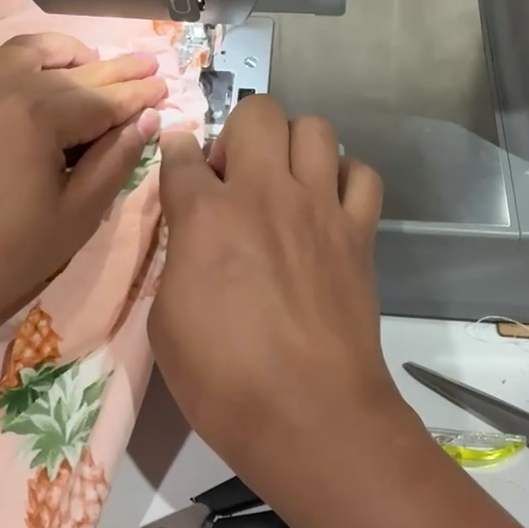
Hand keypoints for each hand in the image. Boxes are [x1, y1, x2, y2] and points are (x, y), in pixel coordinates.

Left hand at [0, 33, 167, 365]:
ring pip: (29, 54)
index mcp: (37, 114)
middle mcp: (4, 88)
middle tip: (150, 64)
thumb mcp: (78, 214)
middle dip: (115, 71)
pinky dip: (29, 62)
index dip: (138, 95)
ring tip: (97, 64)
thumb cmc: (11, 257)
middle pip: (72, 72)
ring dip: (68, 56)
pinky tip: (47, 77)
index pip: (103, 98)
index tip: (167, 85)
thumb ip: (116, 159)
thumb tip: (148, 119)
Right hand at [150, 95, 391, 480]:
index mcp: (207, 216)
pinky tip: (329, 205)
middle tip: (235, 176)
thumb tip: (191, 228)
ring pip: (315, 128)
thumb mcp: (166, 321)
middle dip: (239, 132)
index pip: (181, 156)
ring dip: (293, 145)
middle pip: (258, 112)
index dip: (174, 152)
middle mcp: (265, 194)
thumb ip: (178, 258)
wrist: (310, 414)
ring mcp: (319, 208)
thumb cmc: (223, 379)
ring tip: (284, 182)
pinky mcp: (359, 232)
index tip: (178, 159)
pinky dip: (345, 178)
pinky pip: (362, 174)